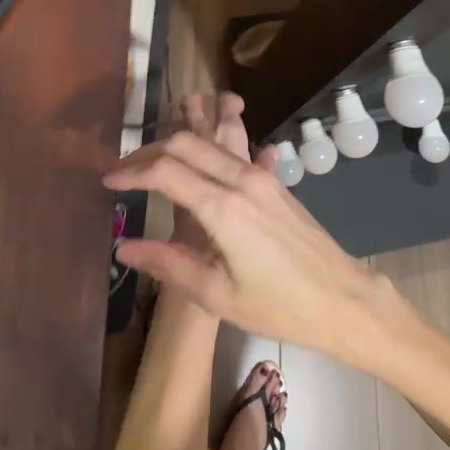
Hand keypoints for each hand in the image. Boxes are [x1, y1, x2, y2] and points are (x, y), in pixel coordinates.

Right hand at [107, 100, 391, 360]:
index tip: (107, 181)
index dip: (132, 172)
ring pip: (210, 143)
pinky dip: (204, 150)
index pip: (166, 171)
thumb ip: (169, 265)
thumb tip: (123, 248)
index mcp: (224, 207)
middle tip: (123, 170)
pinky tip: (192, 161)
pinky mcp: (274, 182)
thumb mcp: (218, 295)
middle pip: (186, 144)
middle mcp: (242, 179)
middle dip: (149, 151)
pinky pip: (231, 152)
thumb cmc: (280, 306)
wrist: (342, 298)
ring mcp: (262, 177)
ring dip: (176, 146)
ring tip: (149, 163)